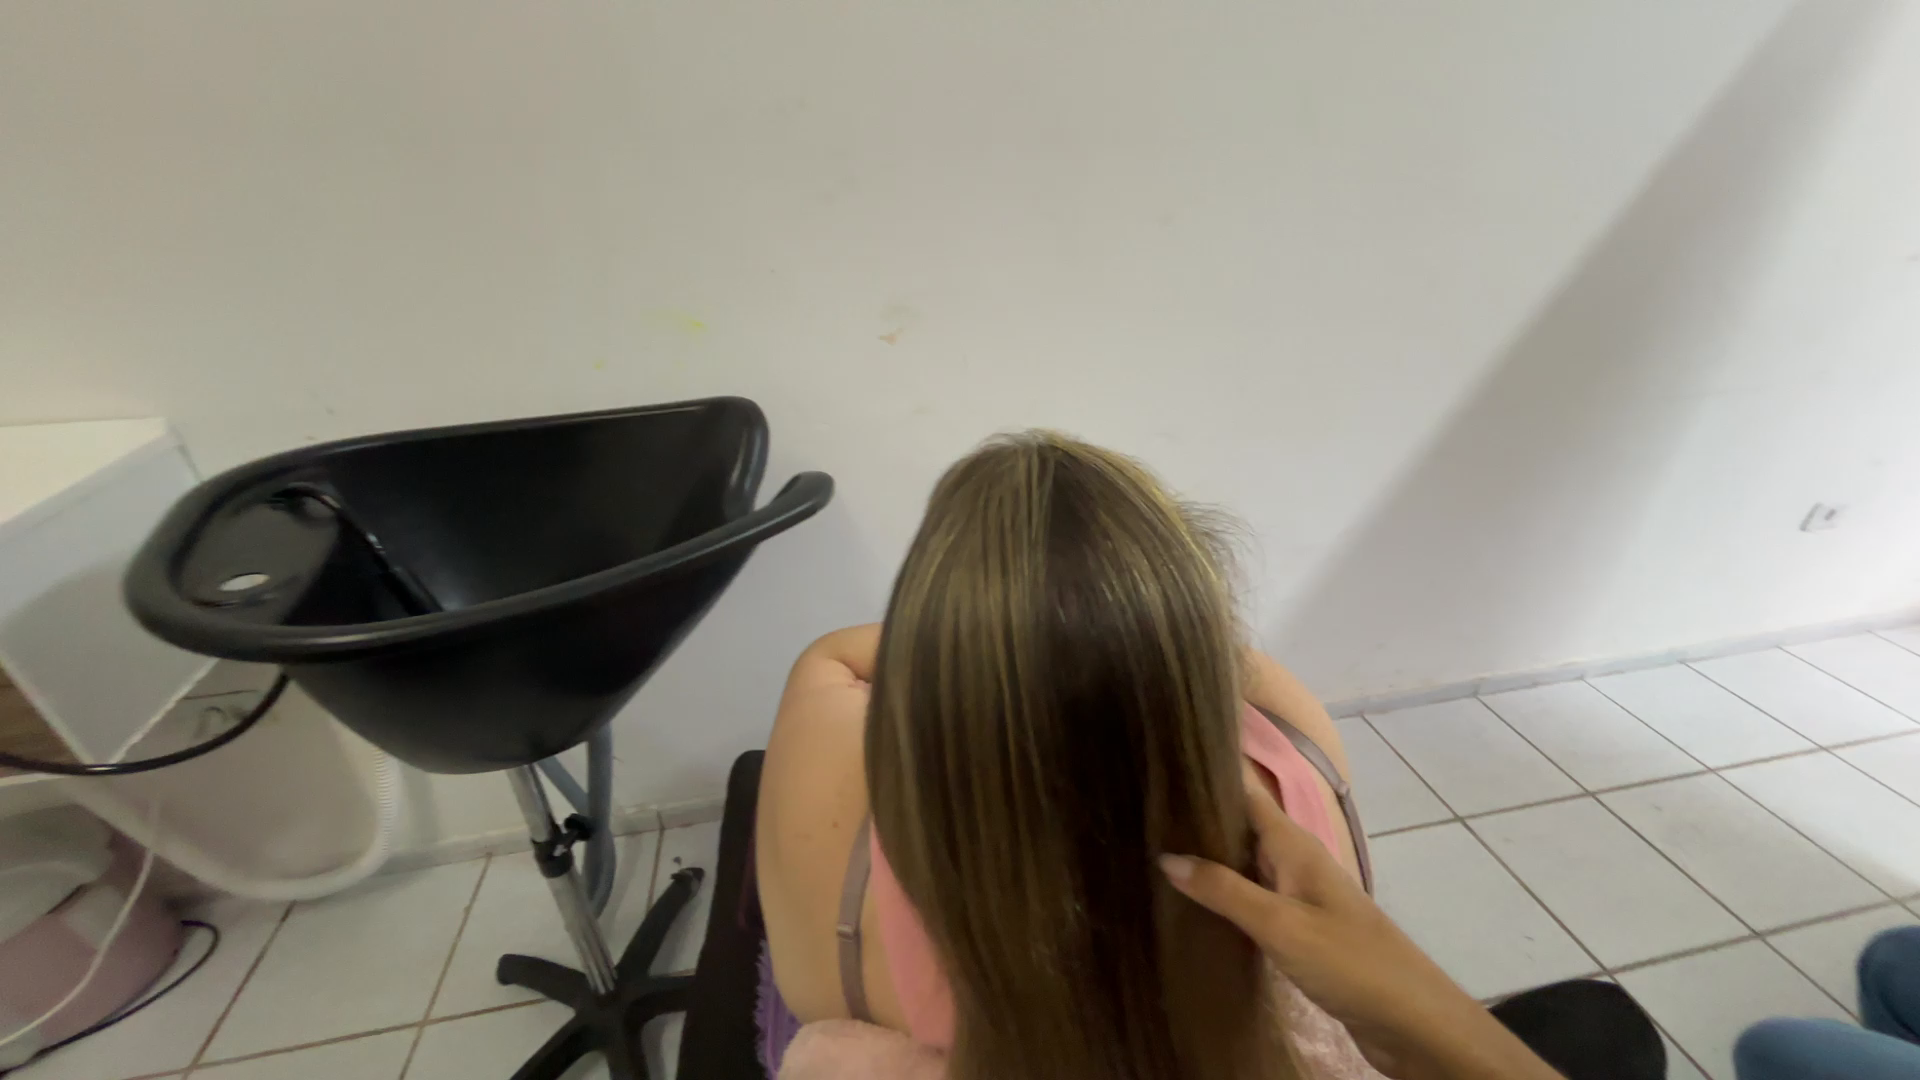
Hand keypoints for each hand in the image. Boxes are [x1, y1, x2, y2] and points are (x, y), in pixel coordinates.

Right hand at [1160, 771, 1561, 1079]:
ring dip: (1208, 861)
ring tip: (1152, 853)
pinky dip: (1224, 896)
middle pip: (1239, 827)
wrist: (1416, 1025)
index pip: (1243, 794)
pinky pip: (1253, 899)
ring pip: (1244, 864)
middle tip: (1142, 818)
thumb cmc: (1349, 960)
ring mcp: (1299, 895)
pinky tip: (1193, 905)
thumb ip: (1222, 889)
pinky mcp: (1301, 928)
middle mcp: (1294, 860)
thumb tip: (1166, 856)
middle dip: (1196, 821)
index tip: (1159, 773)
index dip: (1205, 780)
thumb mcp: (1279, 923)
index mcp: (1292, 844)